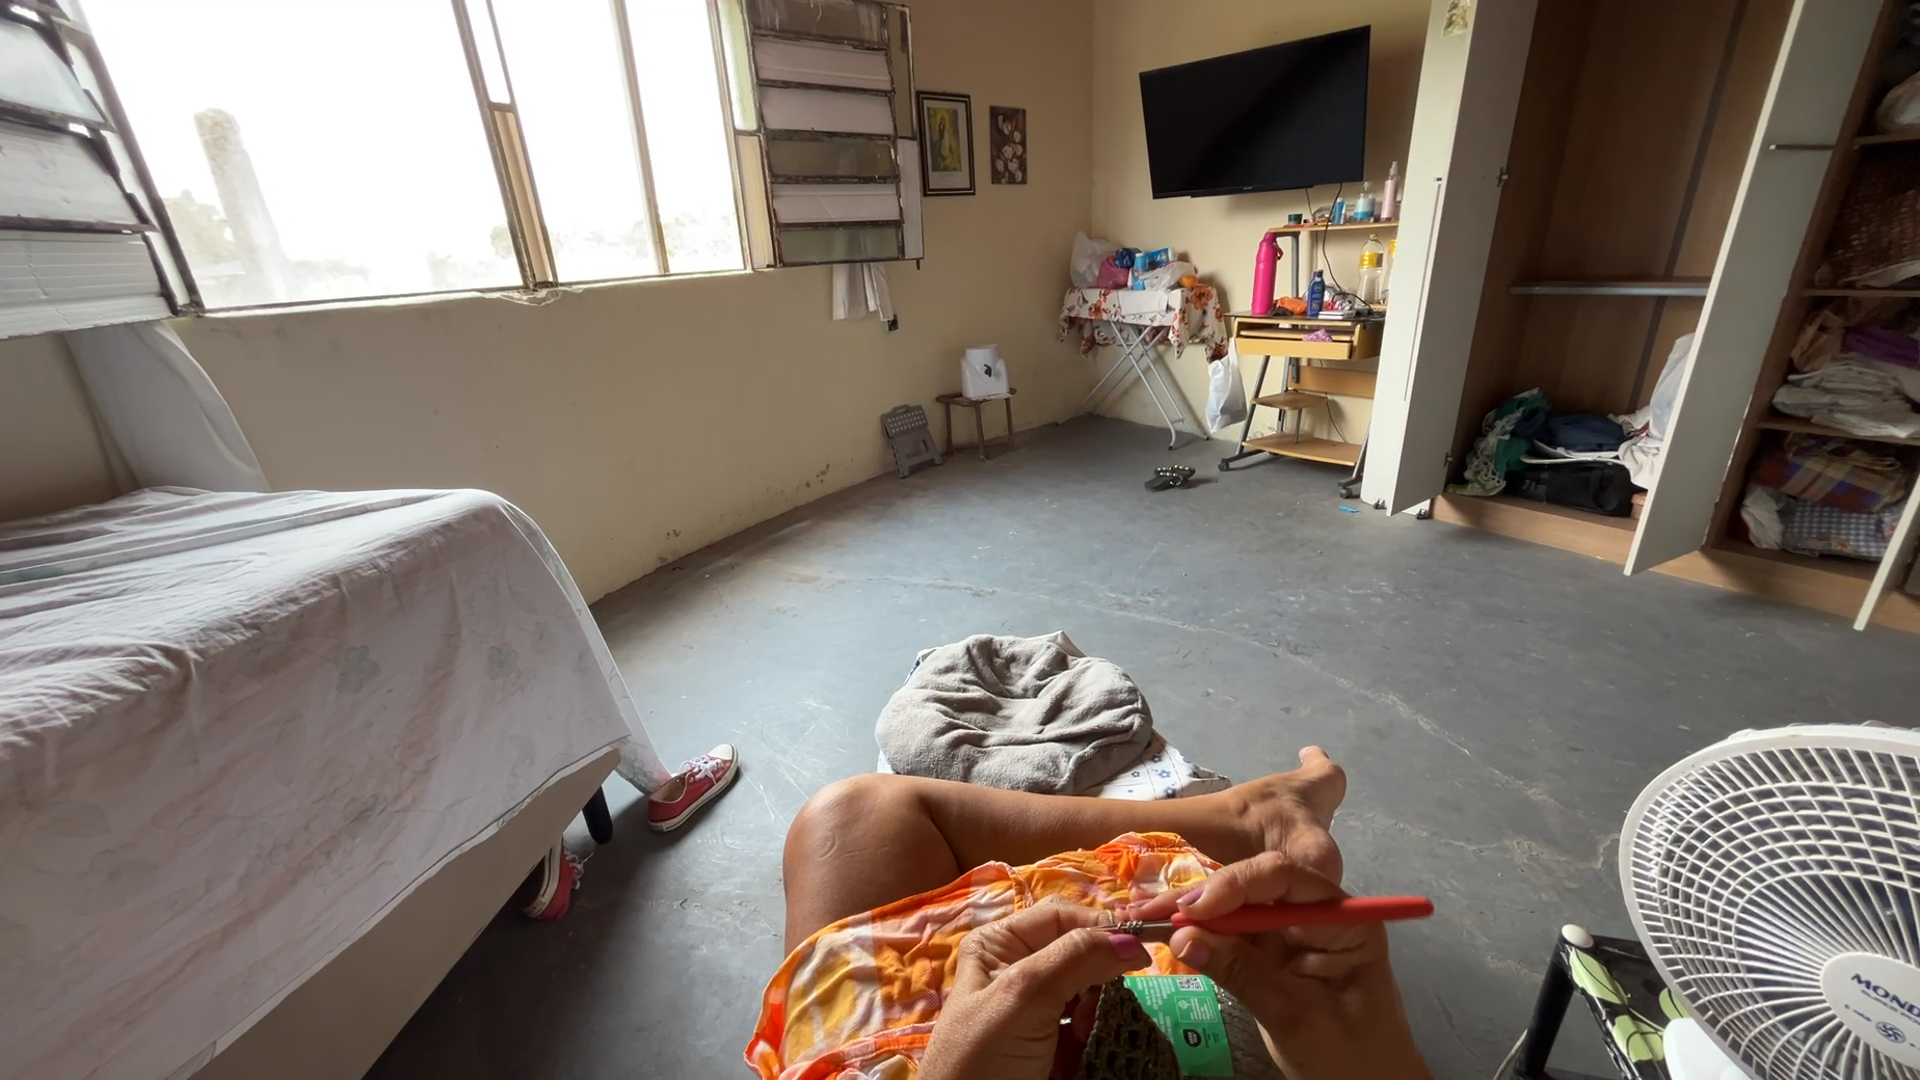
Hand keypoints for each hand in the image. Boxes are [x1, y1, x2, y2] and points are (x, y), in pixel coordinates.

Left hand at [919, 902, 1151, 1079]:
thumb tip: (1132, 939)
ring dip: (1102, 1007)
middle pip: (1079, 952)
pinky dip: (1101, 1034)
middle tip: (1112, 998)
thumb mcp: (1023, 996)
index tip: (1140, 950)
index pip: (1060, 917)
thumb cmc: (985, 1057)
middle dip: (1101, 972)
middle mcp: (1018, 969)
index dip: (1099, 926)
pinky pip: (1091, 1028)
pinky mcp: (1055, 1049)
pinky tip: (1094, 1046)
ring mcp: (1037, 1012)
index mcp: (999, 944)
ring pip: (1090, 991)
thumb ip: (1075, 959)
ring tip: (1095, 1027)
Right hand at [1123, 853, 1431, 1079]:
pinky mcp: (1266, 946)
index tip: (1194, 909)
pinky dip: (1193, 929)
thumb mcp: (1297, 1019)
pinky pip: (1226, 928)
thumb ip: (1242, 973)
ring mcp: (1287, 927)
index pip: (1282, 877)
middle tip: (1149, 910)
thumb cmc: (1353, 1063)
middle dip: (1200, 897)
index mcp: (1342, 918)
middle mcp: (1313, 910)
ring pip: (1231, 903)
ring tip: (1143, 913)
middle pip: (1249, 884)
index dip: (1233, 884)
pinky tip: (1159, 924)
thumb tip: (1181, 938)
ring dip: (1187, 909)